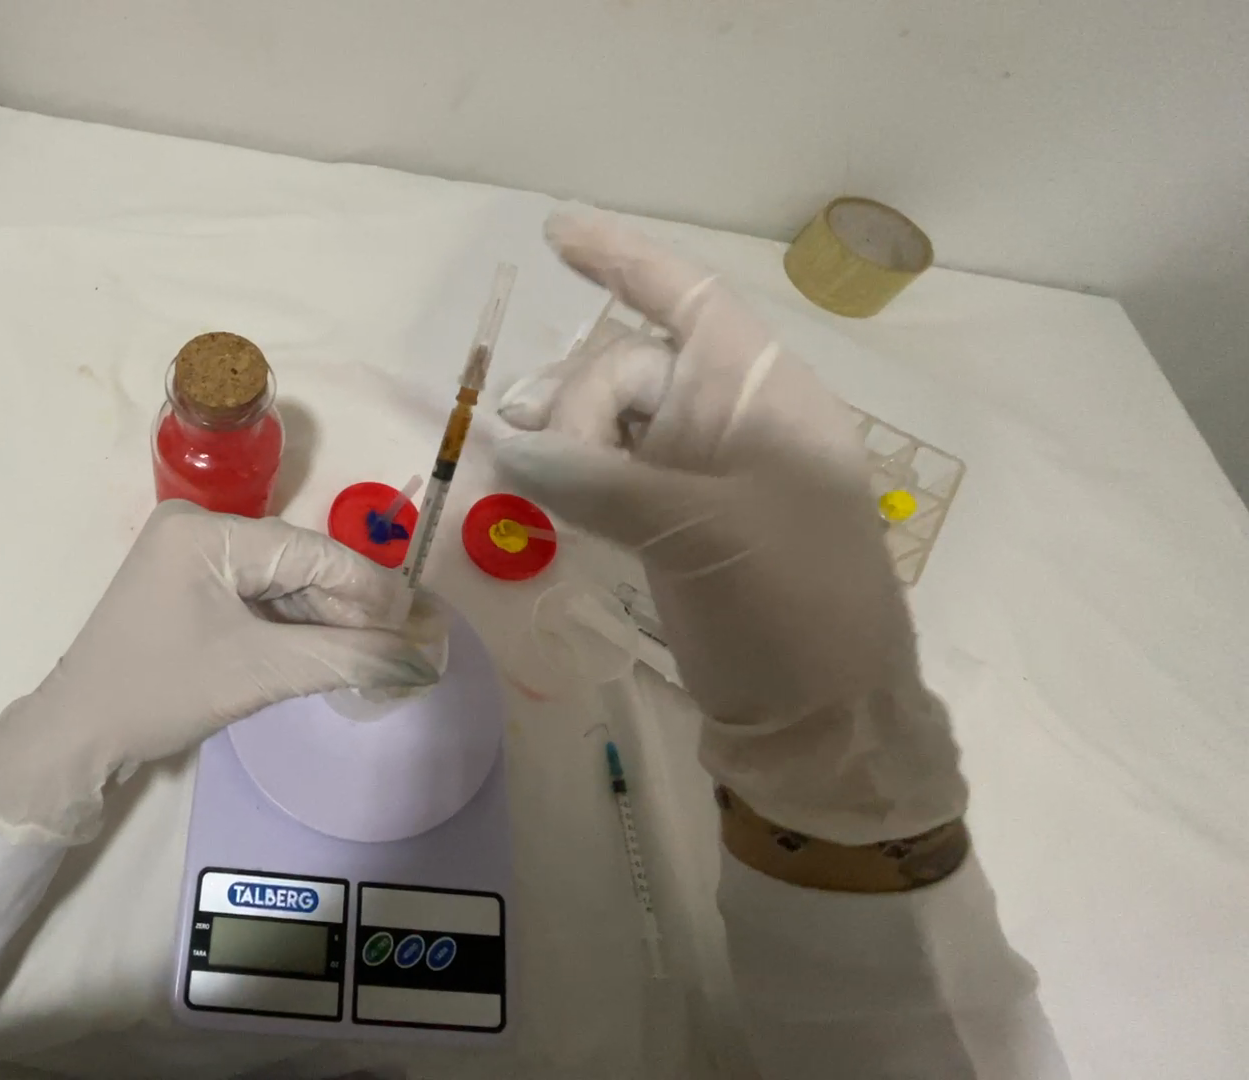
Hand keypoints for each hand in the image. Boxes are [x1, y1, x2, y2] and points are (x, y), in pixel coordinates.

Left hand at [0, 500, 438, 843]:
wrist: (79, 733)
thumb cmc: (159, 695)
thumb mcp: (257, 673)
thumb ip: (344, 657)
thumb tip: (418, 656)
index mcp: (204, 532)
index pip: (308, 551)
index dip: (368, 586)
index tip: (417, 619)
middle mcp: (198, 526)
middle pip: (297, 562)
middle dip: (348, 606)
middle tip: (401, 642)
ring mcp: (191, 553)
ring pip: (281, 579)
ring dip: (325, 617)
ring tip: (374, 650)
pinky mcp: (191, 580)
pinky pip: (256, 593)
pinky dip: (293, 622)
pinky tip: (329, 645)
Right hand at [496, 206, 963, 843]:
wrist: (816, 715)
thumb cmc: (791, 612)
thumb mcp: (705, 537)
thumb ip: (604, 483)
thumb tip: (510, 445)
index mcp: (762, 399)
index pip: (690, 303)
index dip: (625, 262)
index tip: (556, 234)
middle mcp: (727, 421)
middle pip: (626, 368)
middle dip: (577, 402)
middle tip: (546, 462)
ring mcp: (694, 470)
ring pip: (608, 419)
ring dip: (563, 433)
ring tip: (525, 462)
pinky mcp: (668, 514)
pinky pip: (604, 467)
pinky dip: (568, 469)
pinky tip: (538, 483)